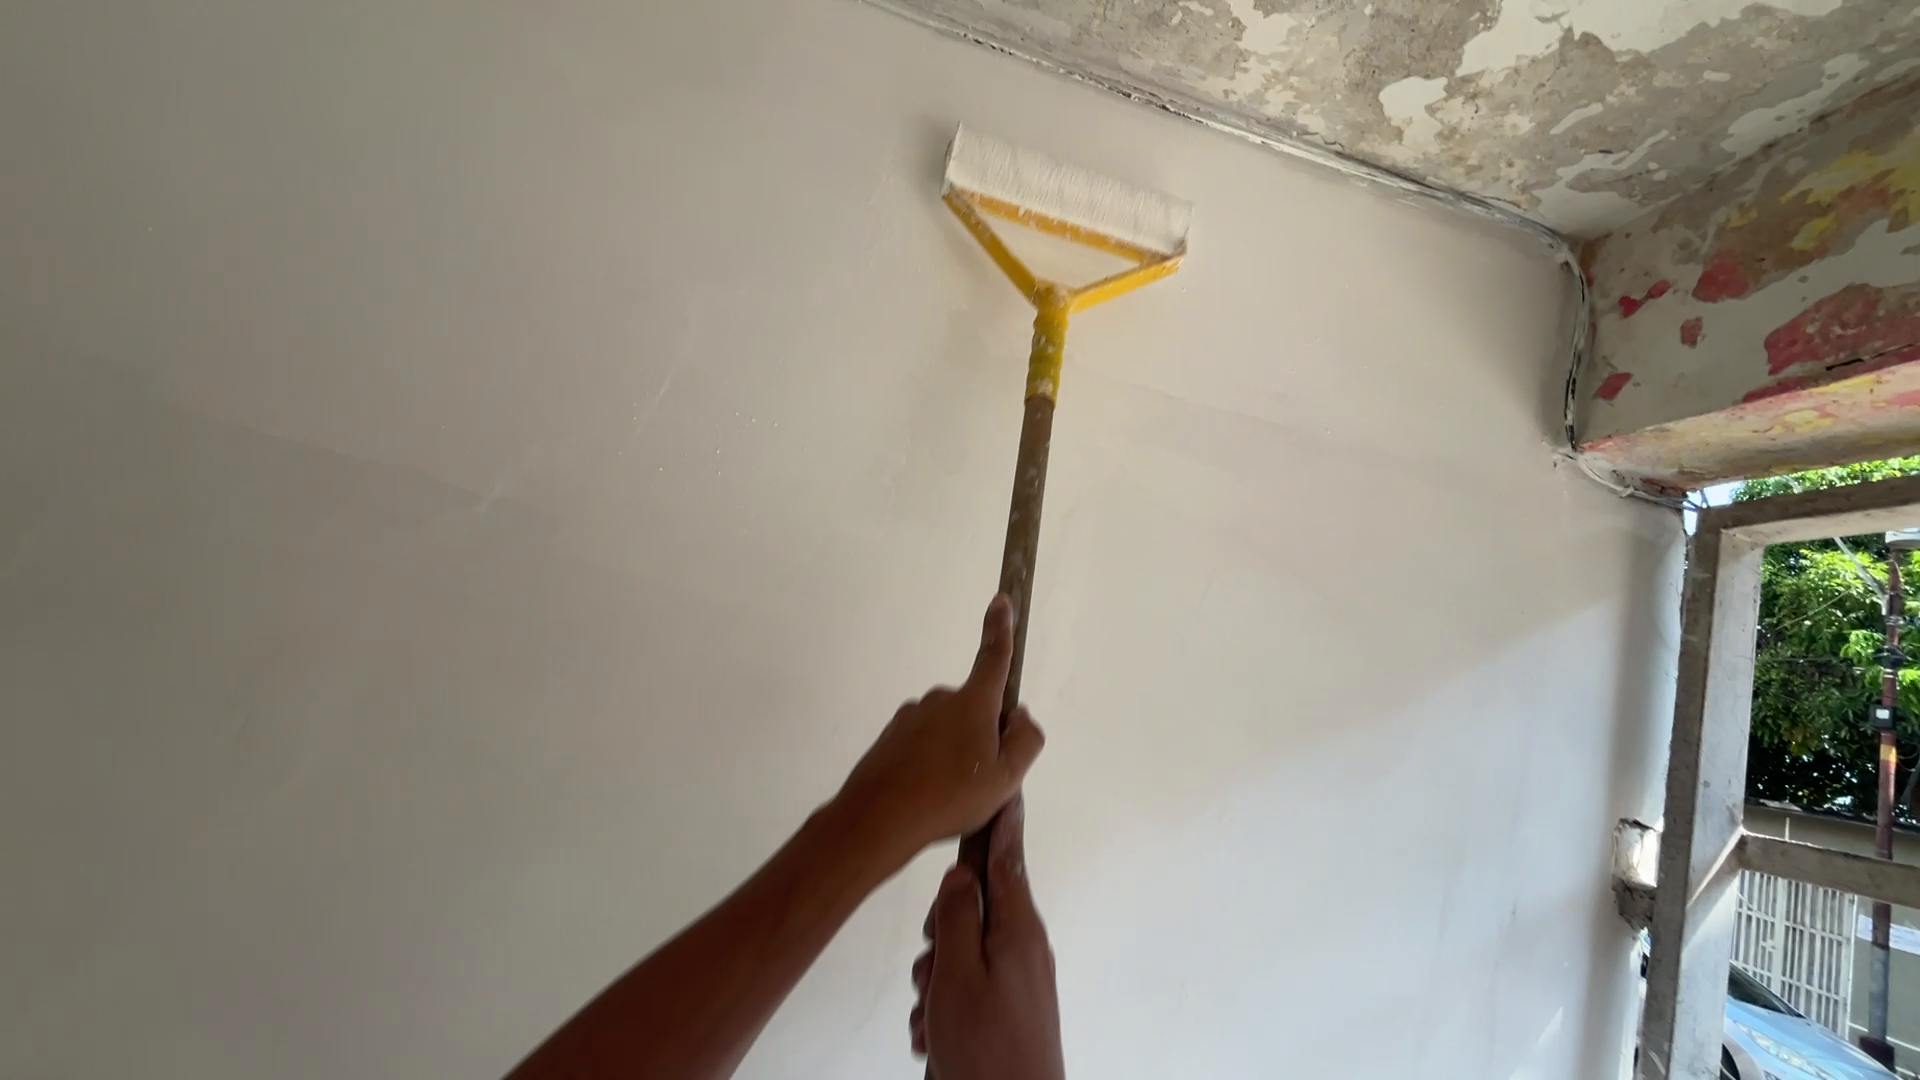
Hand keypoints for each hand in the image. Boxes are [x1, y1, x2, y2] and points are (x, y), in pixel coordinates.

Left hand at [834, 595, 1044, 860]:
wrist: (878, 817)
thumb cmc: (950, 795)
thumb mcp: (1007, 777)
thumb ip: (1025, 740)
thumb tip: (1018, 714)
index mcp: (973, 702)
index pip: (994, 658)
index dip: (1001, 629)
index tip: (1001, 600)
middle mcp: (940, 699)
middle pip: (974, 709)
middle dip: (982, 734)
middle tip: (980, 781)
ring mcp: (911, 716)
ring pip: (947, 730)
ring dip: (954, 753)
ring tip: (949, 795)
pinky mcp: (890, 736)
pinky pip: (922, 744)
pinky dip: (929, 763)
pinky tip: (926, 794)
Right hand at [910, 797, 1063, 1079]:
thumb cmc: (985, 1048)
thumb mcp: (957, 974)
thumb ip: (956, 916)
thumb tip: (961, 874)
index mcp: (1017, 929)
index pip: (1006, 858)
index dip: (1004, 822)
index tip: (1010, 787)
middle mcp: (1021, 947)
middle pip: (972, 908)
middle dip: (941, 932)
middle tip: (930, 968)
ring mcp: (1015, 981)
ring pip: (961, 953)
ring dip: (936, 979)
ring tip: (932, 1017)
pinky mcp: (1006, 1011)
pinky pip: (966, 988)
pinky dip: (944, 1007)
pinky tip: (936, 1037)